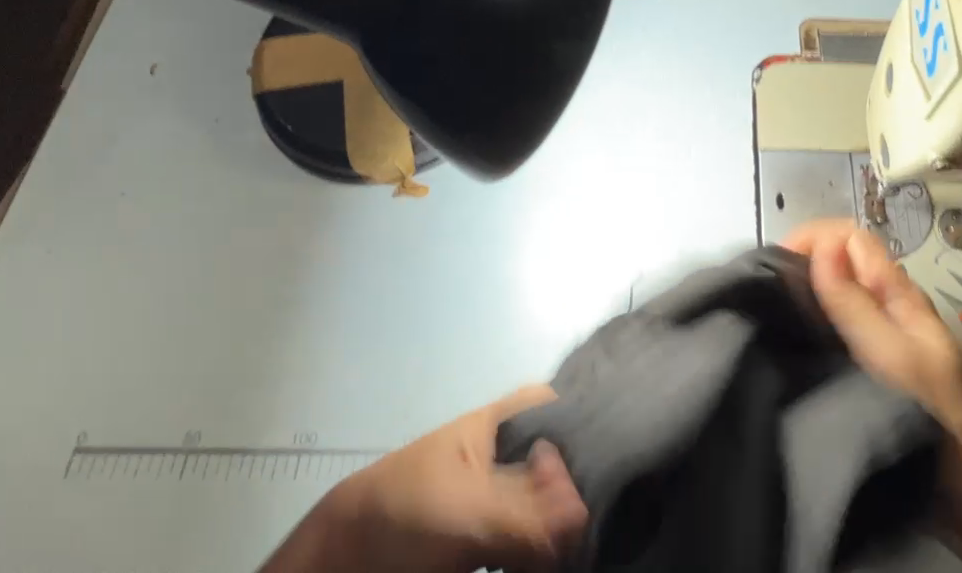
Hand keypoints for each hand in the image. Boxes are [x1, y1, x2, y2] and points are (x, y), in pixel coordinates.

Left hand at [268, 386, 586, 572]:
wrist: (342, 570)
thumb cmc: (400, 515)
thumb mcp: (464, 509)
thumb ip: (525, 515)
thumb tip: (583, 518)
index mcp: (500, 426)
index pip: (556, 405)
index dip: (586, 419)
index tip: (618, 447)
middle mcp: (509, 458)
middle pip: (564, 460)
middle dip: (585, 483)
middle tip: (615, 508)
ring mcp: (504, 503)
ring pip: (555, 506)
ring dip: (572, 524)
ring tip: (602, 536)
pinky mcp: (499, 544)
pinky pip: (540, 544)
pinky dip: (556, 550)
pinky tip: (577, 554)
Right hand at [781, 221, 961, 434]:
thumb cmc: (931, 415)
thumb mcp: (892, 355)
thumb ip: (856, 303)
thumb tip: (821, 245)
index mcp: (898, 292)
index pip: (851, 237)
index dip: (814, 239)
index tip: (777, 269)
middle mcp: (888, 304)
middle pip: (840, 260)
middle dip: (803, 264)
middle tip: (765, 296)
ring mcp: (880, 334)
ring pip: (835, 292)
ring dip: (804, 294)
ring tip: (770, 317)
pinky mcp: (870, 364)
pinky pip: (834, 326)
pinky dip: (810, 323)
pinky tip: (790, 344)